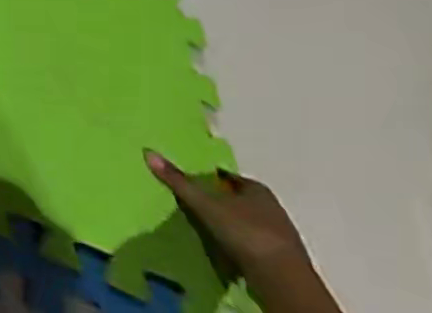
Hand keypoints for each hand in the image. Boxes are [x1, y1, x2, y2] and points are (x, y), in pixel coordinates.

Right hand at [145, 151, 343, 312]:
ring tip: (205, 233)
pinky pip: (253, 247)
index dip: (209, 179)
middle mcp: (272, 207)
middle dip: (219, 204)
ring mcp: (279, 235)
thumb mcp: (206, 205)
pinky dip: (239, 248)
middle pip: (238, 200)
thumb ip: (179, 182)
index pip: (227, 177)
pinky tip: (225, 254)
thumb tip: (148, 152)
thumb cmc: (245, 232)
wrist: (283, 280)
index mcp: (257, 189)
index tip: (191, 184)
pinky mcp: (282, 260)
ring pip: (247, 224)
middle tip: (194, 208)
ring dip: (229, 228)